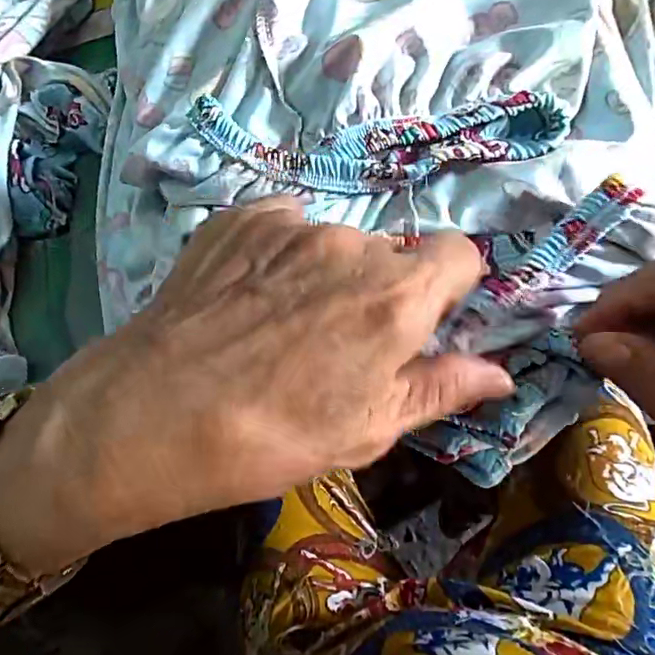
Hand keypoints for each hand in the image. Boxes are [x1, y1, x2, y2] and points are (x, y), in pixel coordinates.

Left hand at [0, 198, 514, 575]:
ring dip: (326, 272)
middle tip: (336, 340)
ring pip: (334, 241)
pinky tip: (246, 299)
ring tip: (279, 323)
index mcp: (396, 297)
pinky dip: (279, 255)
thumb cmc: (272, 435)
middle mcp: (351, 246)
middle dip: (380, 288)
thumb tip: (500, 373)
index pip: (459, 256)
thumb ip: (439, 388)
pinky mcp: (239, 218)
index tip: (420, 322)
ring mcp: (290, 225)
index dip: (447, 288)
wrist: (154, 413)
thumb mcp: (366, 429)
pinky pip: (282, 228)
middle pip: (390, 252)